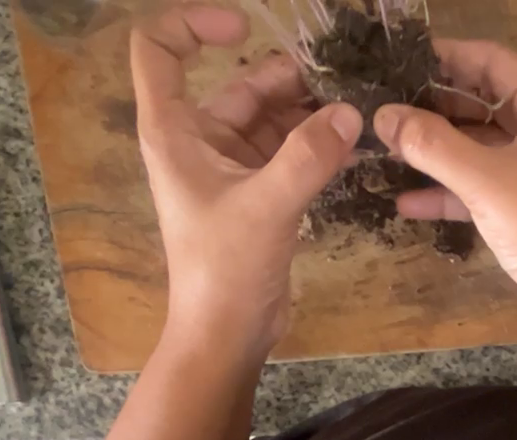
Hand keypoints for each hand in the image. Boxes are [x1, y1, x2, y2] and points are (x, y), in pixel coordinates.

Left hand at [131, 6, 361, 360]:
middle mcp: (199, 145)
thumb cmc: (226, 267)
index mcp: (175, 132)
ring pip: (269, 125)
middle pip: (237, 89)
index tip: (245, 27)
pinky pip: (287, 160)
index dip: (194, 25)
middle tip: (339, 83)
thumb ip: (309, 158)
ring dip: (307, 117)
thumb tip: (351, 114)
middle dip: (284, 81)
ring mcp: (231, 175)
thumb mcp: (267, 206)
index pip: (161, 50)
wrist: (227, 331)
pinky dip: (314, 151)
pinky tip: (349, 149)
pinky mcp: (258, 202)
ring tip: (354, 114)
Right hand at [372, 42, 516, 340]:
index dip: (447, 57)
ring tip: (386, 150)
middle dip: (434, 109)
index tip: (401, 60)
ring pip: (477, 151)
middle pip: (481, 106)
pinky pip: (480, 190)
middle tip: (386, 107)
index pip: (492, 62)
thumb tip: (383, 116)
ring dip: (436, 155)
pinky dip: (449, 194)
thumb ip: (432, 145)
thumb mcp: (483, 181)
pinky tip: (407, 202)